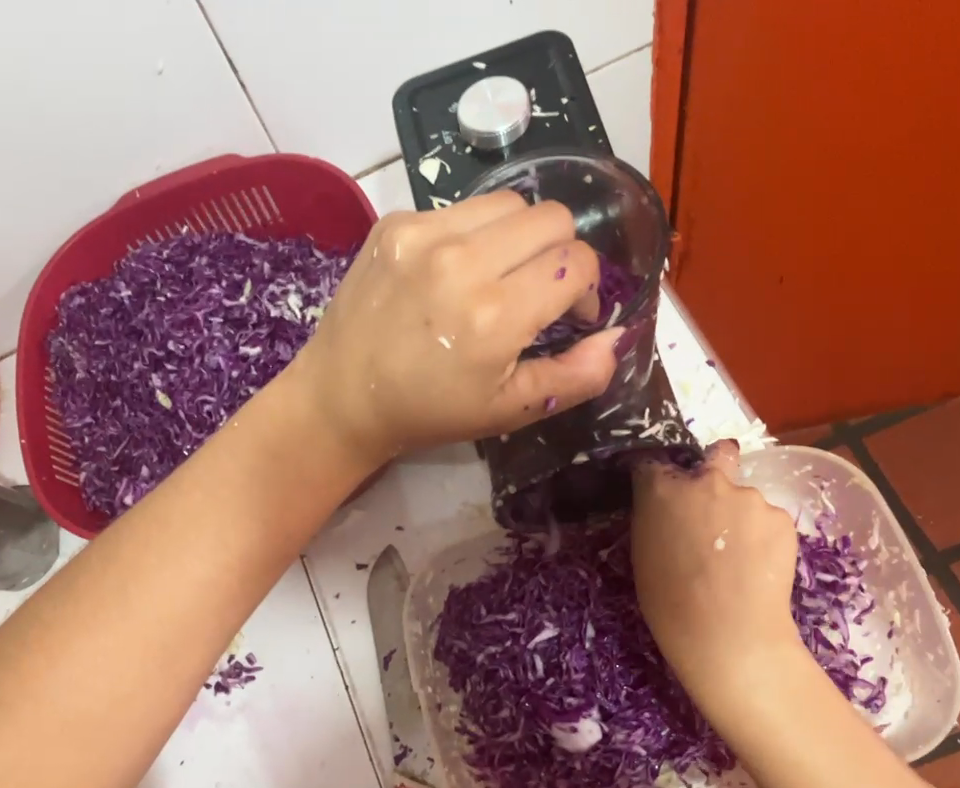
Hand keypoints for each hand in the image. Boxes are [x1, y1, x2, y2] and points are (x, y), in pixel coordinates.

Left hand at [290, 192, 621, 464]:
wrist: (343, 397)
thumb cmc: (429, 411)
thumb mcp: (509, 409)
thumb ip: (575, 376)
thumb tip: (616, 336)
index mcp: (495, 315)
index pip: (578, 261)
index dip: (588, 288)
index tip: (571, 314)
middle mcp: (462, 262)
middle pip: (552, 217)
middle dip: (562, 252)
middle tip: (540, 290)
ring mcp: (422, 235)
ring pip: (509, 203)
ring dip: (520, 236)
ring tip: (500, 276)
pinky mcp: (395, 224)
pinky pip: (460, 209)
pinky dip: (472, 235)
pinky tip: (453, 273)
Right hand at [631, 442, 806, 711]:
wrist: (725, 632)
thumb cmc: (669, 602)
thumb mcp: (644, 554)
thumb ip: (658, 520)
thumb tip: (670, 513)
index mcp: (662, 489)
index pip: (654, 463)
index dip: (660, 477)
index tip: (664, 494)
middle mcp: (706, 481)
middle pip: (717, 457)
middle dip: (717, 470)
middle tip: (714, 511)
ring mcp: (749, 497)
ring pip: (745, 498)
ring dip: (741, 516)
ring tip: (739, 557)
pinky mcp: (782, 518)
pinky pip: (769, 520)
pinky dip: (763, 537)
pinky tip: (758, 567)